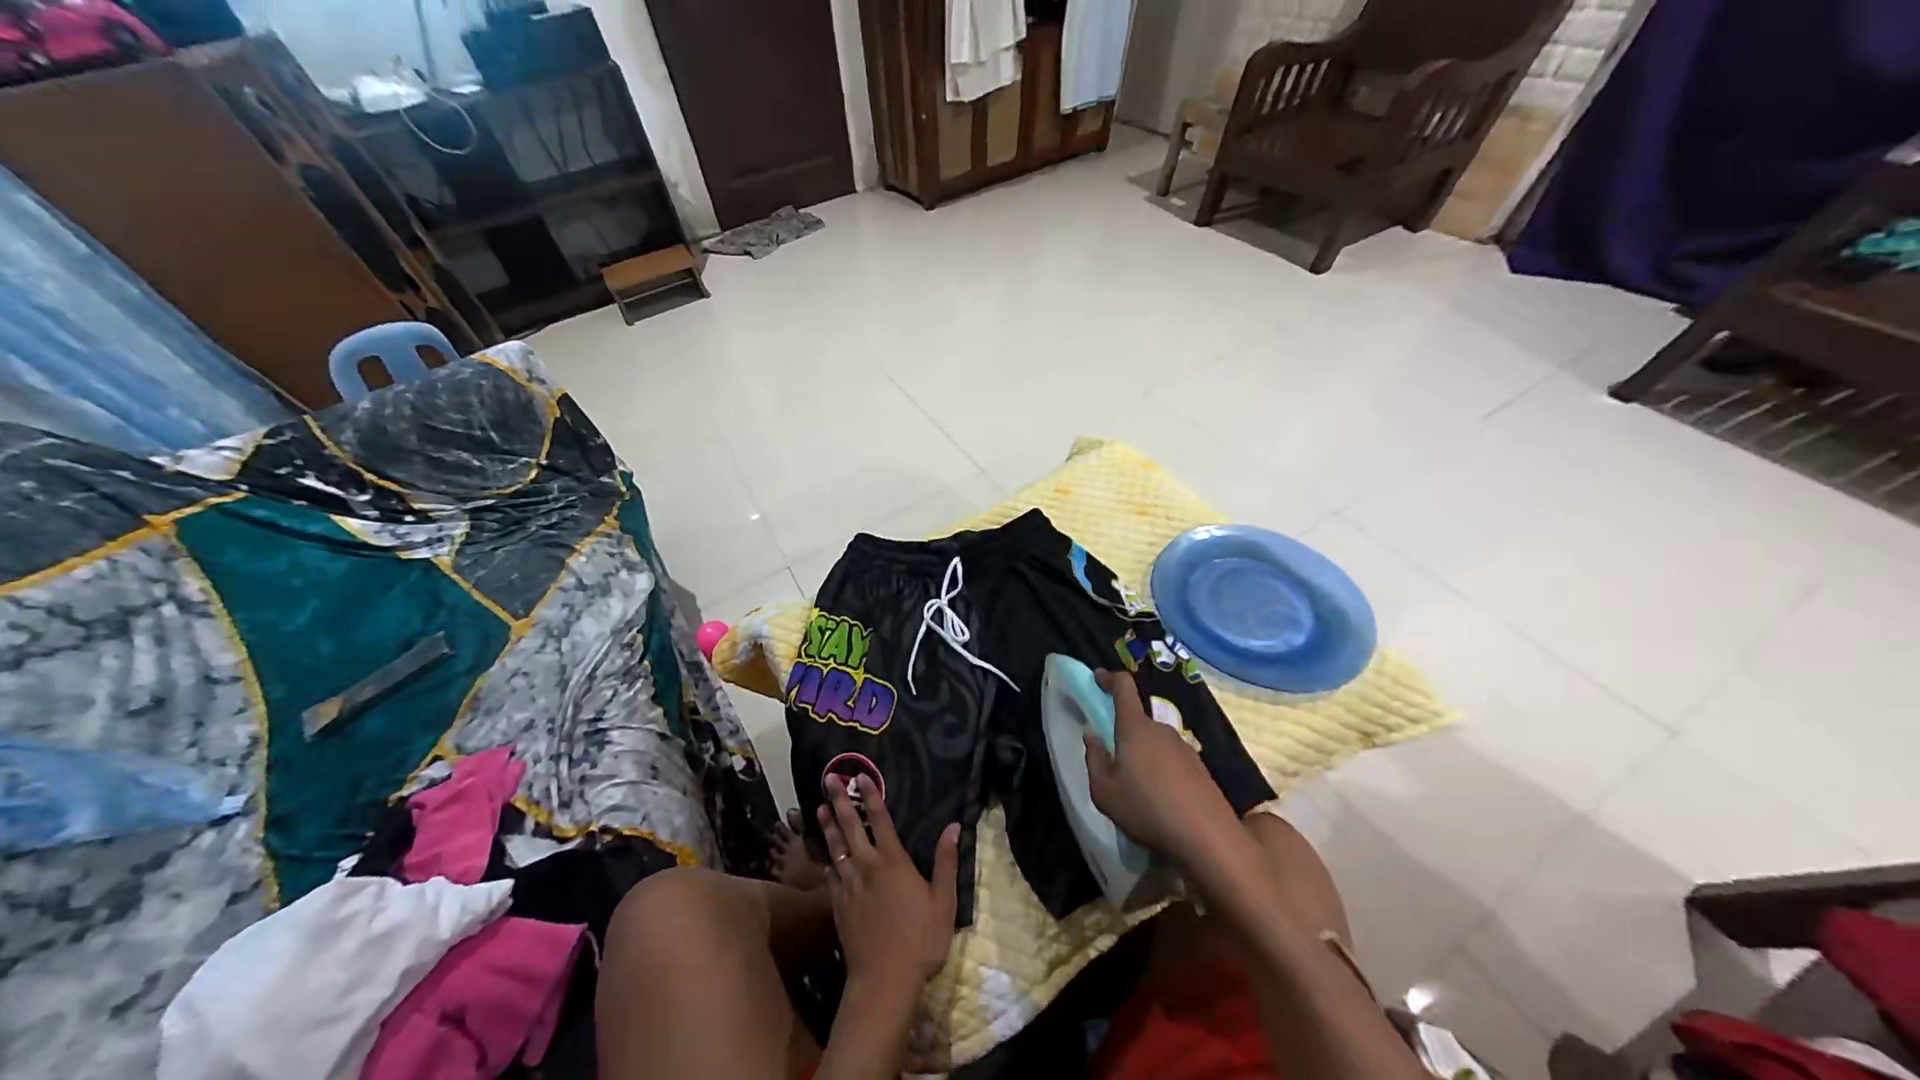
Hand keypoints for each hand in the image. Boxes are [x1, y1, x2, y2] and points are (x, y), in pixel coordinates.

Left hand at [817, 774, 959, 989]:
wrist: (884, 980)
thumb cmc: (920, 940)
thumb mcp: (943, 901)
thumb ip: (946, 862)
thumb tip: (954, 827)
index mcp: (893, 861)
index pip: (880, 820)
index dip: (871, 795)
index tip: (861, 775)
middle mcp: (867, 866)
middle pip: (850, 827)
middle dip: (840, 800)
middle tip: (829, 779)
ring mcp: (849, 886)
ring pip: (835, 848)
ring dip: (828, 826)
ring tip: (820, 807)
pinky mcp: (838, 906)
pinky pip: (830, 876)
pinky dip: (828, 862)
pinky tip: (826, 858)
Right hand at [1083, 668, 1244, 870]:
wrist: (1207, 837)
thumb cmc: (1146, 809)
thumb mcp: (1104, 792)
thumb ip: (1095, 759)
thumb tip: (1092, 734)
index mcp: (1135, 728)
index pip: (1124, 687)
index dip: (1109, 678)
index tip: (1097, 678)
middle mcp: (1161, 729)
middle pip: (1137, 720)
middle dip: (1123, 733)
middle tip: (1113, 763)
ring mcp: (1184, 747)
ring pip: (1155, 741)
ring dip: (1142, 755)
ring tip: (1136, 788)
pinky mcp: (1199, 767)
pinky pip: (1171, 758)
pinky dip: (1161, 770)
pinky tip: (1159, 799)